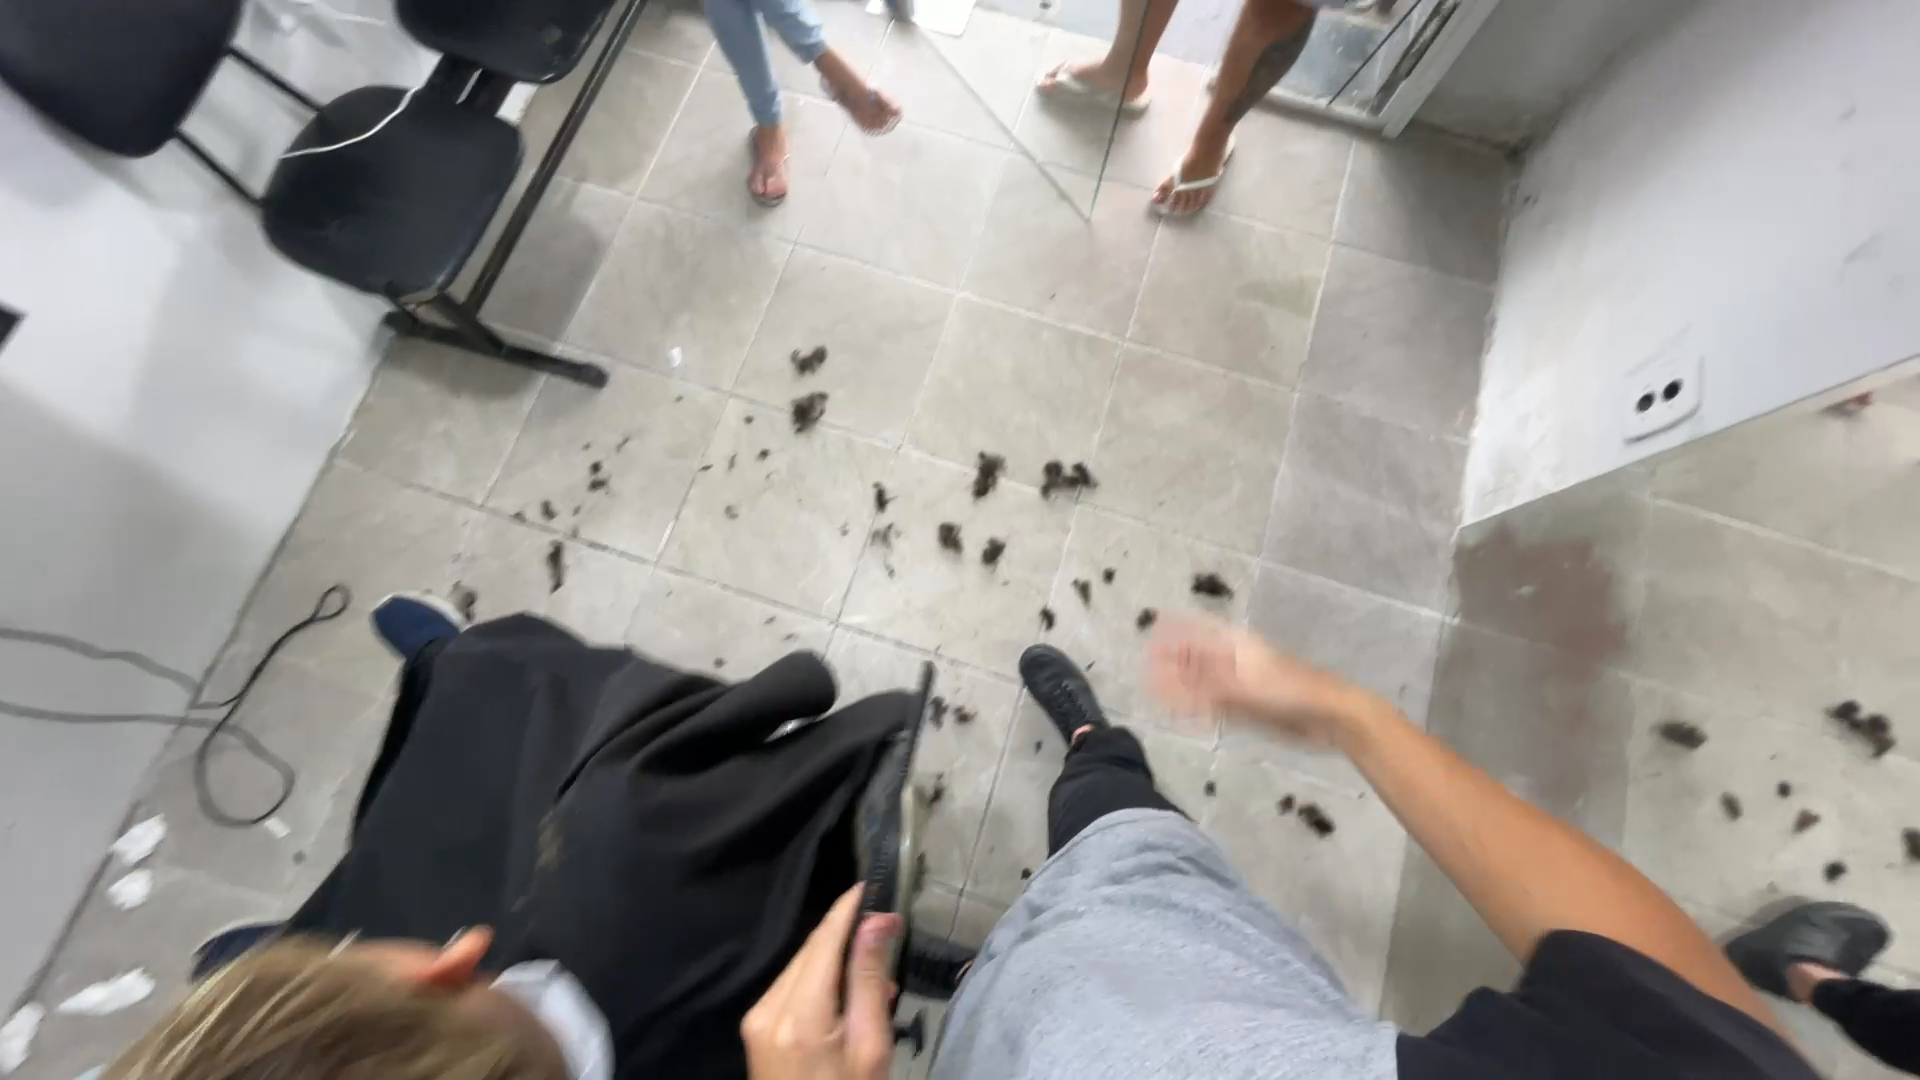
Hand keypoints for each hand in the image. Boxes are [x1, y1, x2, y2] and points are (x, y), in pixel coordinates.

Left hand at [742, 886, 899, 1079]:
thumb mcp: (870, 1046)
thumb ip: (868, 979)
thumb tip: (878, 919)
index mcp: (799, 1014)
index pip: (825, 939)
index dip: (849, 907)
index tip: (873, 885)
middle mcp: (769, 1007)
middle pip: (812, 947)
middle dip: (848, 936)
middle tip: (887, 945)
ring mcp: (757, 1018)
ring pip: (803, 962)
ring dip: (836, 958)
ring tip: (872, 984)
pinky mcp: (756, 1027)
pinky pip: (793, 983)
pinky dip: (820, 979)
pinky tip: (845, 999)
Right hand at [1144, 611, 1377, 748]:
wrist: (1333, 716)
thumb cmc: (1291, 690)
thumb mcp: (1244, 684)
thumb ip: (1204, 682)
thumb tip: (1167, 674)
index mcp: (1236, 644)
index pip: (1197, 628)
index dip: (1174, 627)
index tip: (1151, 628)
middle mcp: (1235, 661)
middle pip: (1196, 658)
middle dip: (1172, 662)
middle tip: (1144, 670)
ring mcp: (1241, 685)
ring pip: (1203, 684)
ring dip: (1181, 688)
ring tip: (1155, 693)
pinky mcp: (1248, 709)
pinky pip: (1214, 706)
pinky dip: (1197, 709)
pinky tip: (1182, 715)